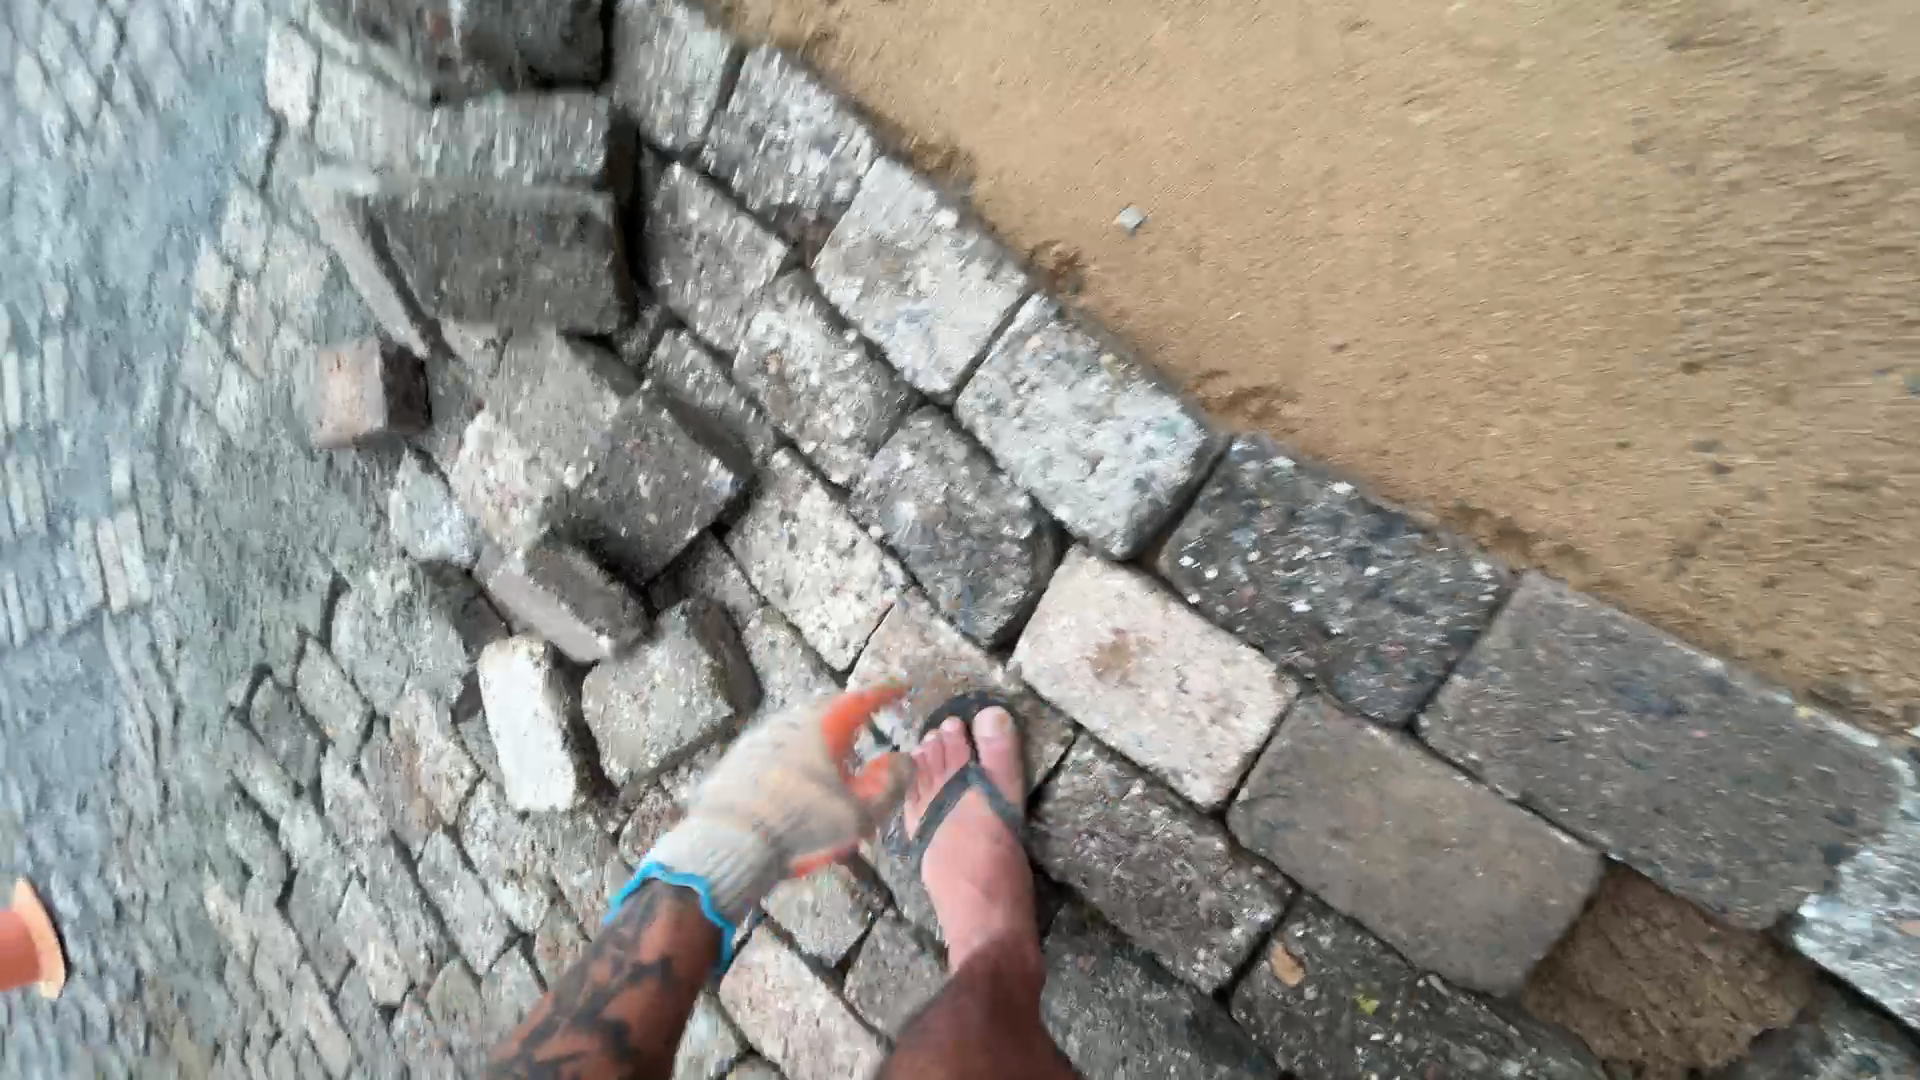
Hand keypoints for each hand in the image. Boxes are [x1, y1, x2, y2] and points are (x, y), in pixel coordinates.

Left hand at [637, 686, 913, 927]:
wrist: (729, 844)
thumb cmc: (802, 825)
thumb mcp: (860, 814)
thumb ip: (890, 784)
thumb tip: (903, 760)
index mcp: (827, 725)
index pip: (865, 699)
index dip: (887, 692)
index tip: (902, 688)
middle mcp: (794, 719)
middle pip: (831, 707)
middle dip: (852, 711)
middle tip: (868, 719)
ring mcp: (764, 735)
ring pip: (803, 724)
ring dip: (822, 733)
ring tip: (834, 750)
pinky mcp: (741, 755)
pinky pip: (780, 744)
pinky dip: (796, 751)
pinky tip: (798, 773)